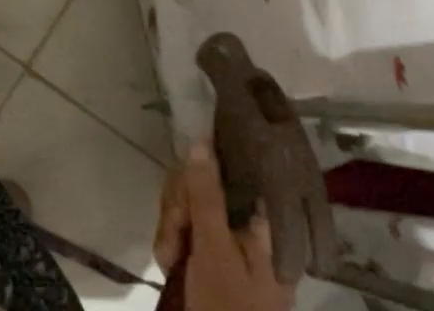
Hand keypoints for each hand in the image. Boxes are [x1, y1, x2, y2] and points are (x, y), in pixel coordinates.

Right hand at [154, 140, 294, 310]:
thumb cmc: (227, 309)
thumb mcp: (215, 251)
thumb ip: (207, 195)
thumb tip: (201, 139)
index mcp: (266, 217)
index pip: (227, 167)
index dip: (197, 176)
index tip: (181, 196)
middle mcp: (253, 222)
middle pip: (206, 185)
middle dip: (180, 209)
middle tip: (173, 244)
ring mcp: (233, 240)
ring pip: (192, 205)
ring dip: (172, 228)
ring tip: (168, 260)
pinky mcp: (215, 254)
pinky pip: (189, 226)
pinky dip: (173, 240)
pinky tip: (168, 262)